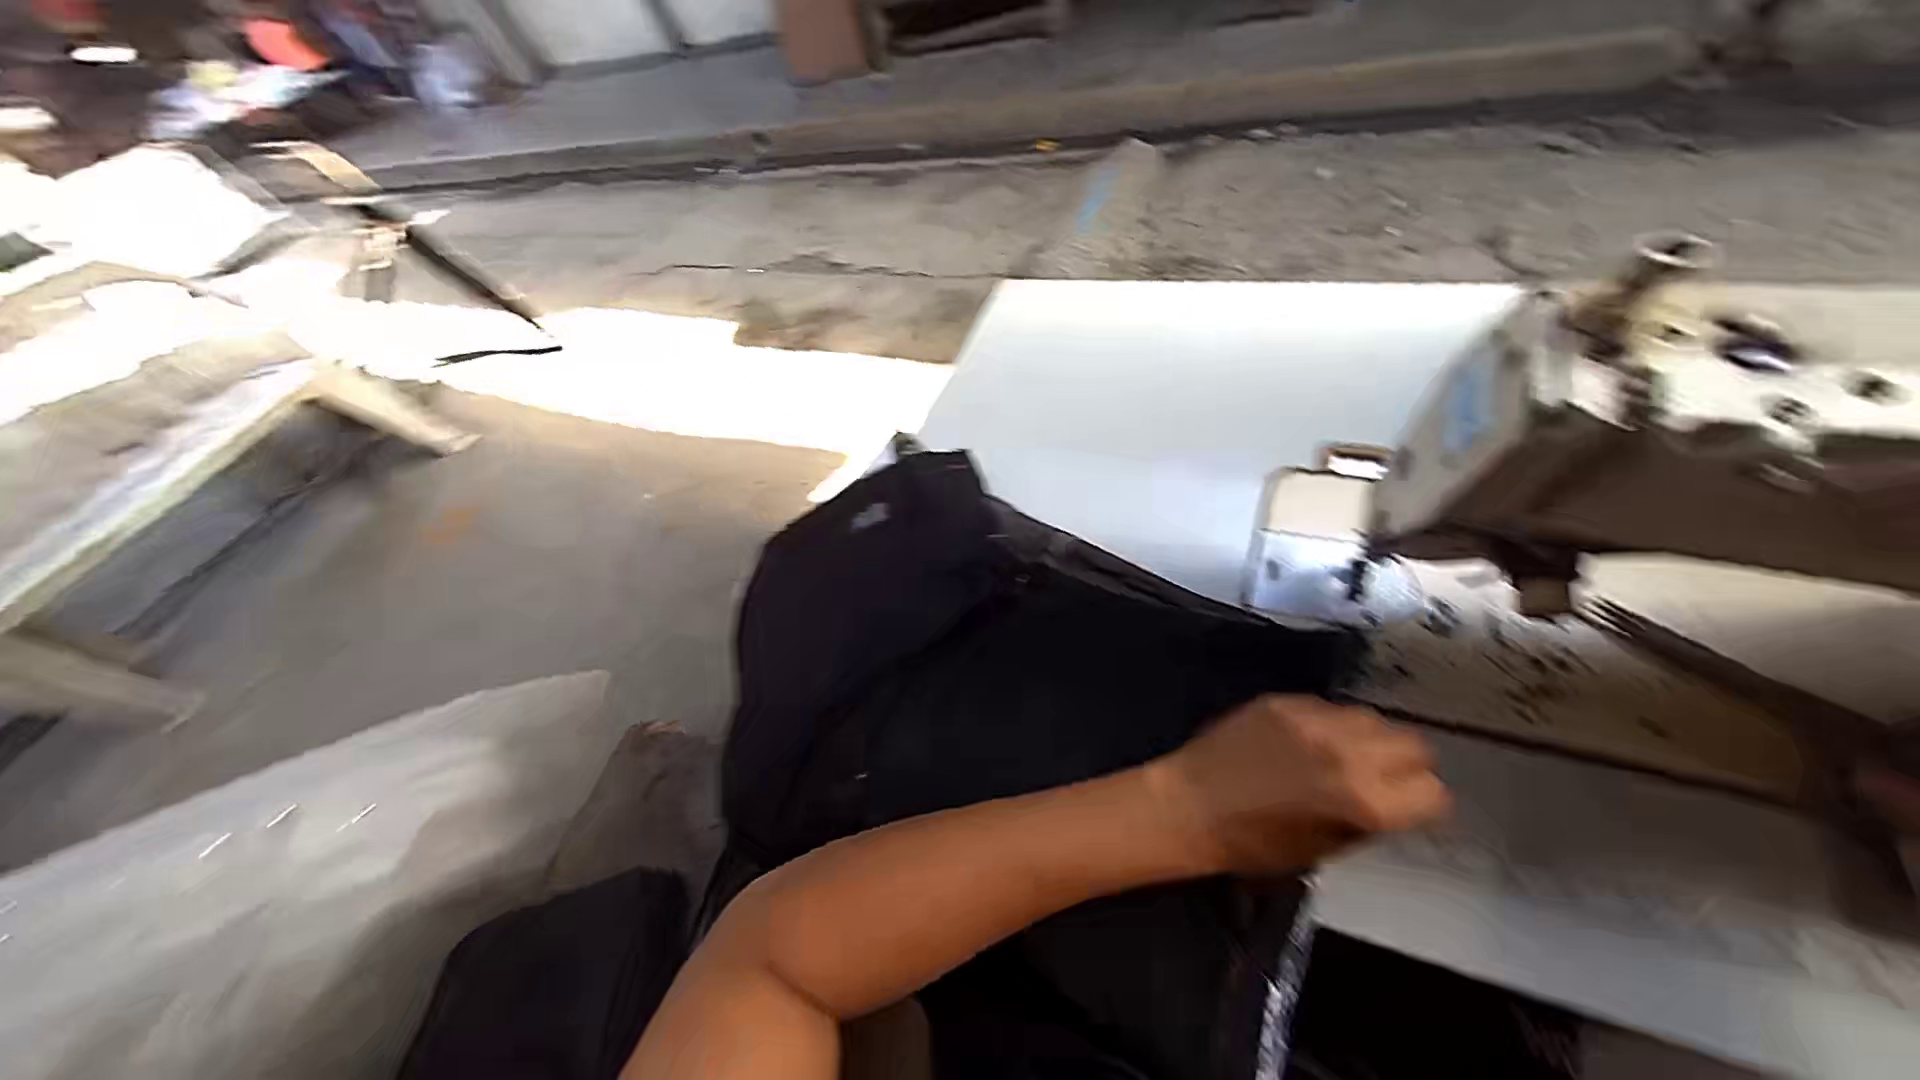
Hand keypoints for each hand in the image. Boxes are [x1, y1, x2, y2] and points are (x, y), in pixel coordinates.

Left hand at [1143, 695, 1449, 876]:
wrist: (1189, 805)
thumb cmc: (1254, 844)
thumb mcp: (1326, 849)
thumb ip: (1370, 820)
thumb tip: (1394, 800)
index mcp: (1363, 799)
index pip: (1433, 791)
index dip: (1421, 803)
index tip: (1405, 806)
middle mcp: (1345, 751)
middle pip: (1413, 744)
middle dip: (1405, 764)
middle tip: (1381, 778)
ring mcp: (1311, 719)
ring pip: (1371, 717)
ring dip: (1367, 738)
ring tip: (1342, 755)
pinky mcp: (1280, 701)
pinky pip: (1326, 706)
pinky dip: (1328, 723)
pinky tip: (1305, 740)